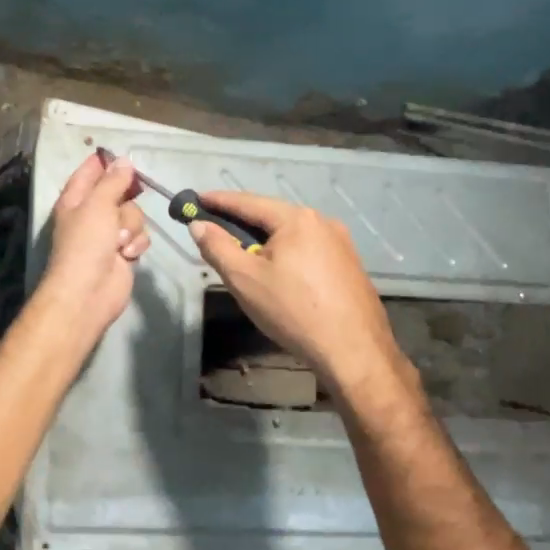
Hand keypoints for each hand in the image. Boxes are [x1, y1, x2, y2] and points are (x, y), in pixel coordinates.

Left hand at [40, 153, 150, 335]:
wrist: (89, 291)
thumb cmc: (86, 243)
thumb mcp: (98, 205)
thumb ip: (113, 182)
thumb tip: (124, 161)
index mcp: (75, 199)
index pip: (90, 171)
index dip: (106, 162)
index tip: (126, 158)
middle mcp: (91, 213)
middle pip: (120, 192)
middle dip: (126, 201)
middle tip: (121, 208)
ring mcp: (108, 233)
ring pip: (134, 214)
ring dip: (131, 227)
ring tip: (119, 242)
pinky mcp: (123, 251)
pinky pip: (139, 236)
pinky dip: (136, 244)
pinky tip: (127, 255)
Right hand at [189, 192, 410, 397]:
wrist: (354, 350)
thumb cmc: (293, 310)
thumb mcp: (244, 279)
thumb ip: (217, 247)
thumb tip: (199, 225)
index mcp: (296, 220)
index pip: (248, 202)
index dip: (218, 200)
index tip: (195, 199)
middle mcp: (322, 222)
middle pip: (271, 215)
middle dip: (240, 220)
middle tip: (213, 227)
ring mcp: (341, 243)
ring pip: (290, 233)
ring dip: (263, 238)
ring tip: (240, 252)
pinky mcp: (348, 265)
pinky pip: (307, 248)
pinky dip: (284, 251)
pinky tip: (275, 270)